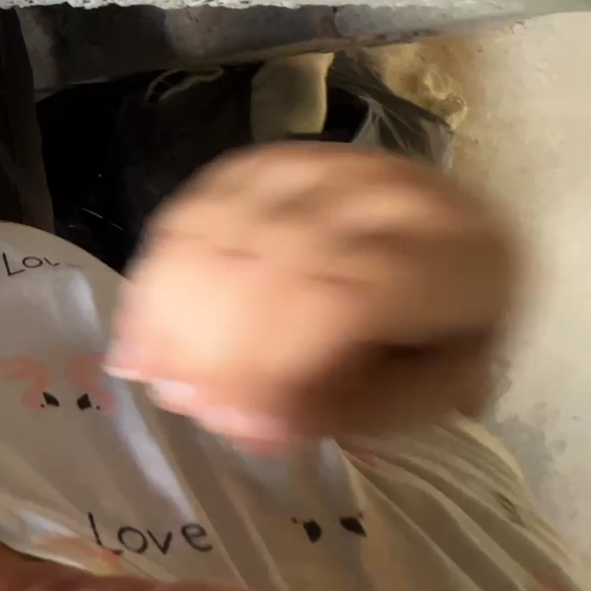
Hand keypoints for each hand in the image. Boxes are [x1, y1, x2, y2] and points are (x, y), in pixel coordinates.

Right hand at [108, 143, 519, 445]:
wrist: (432, 238)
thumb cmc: (440, 328)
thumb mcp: (430, 388)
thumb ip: (350, 408)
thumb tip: (247, 427)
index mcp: (451, 250)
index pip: (346, 293)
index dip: (276, 361)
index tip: (238, 425)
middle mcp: (376, 190)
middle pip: (270, 256)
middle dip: (211, 338)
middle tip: (180, 399)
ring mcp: (307, 166)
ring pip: (216, 227)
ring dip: (168, 305)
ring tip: (147, 367)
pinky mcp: (252, 164)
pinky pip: (186, 212)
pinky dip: (154, 273)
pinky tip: (140, 323)